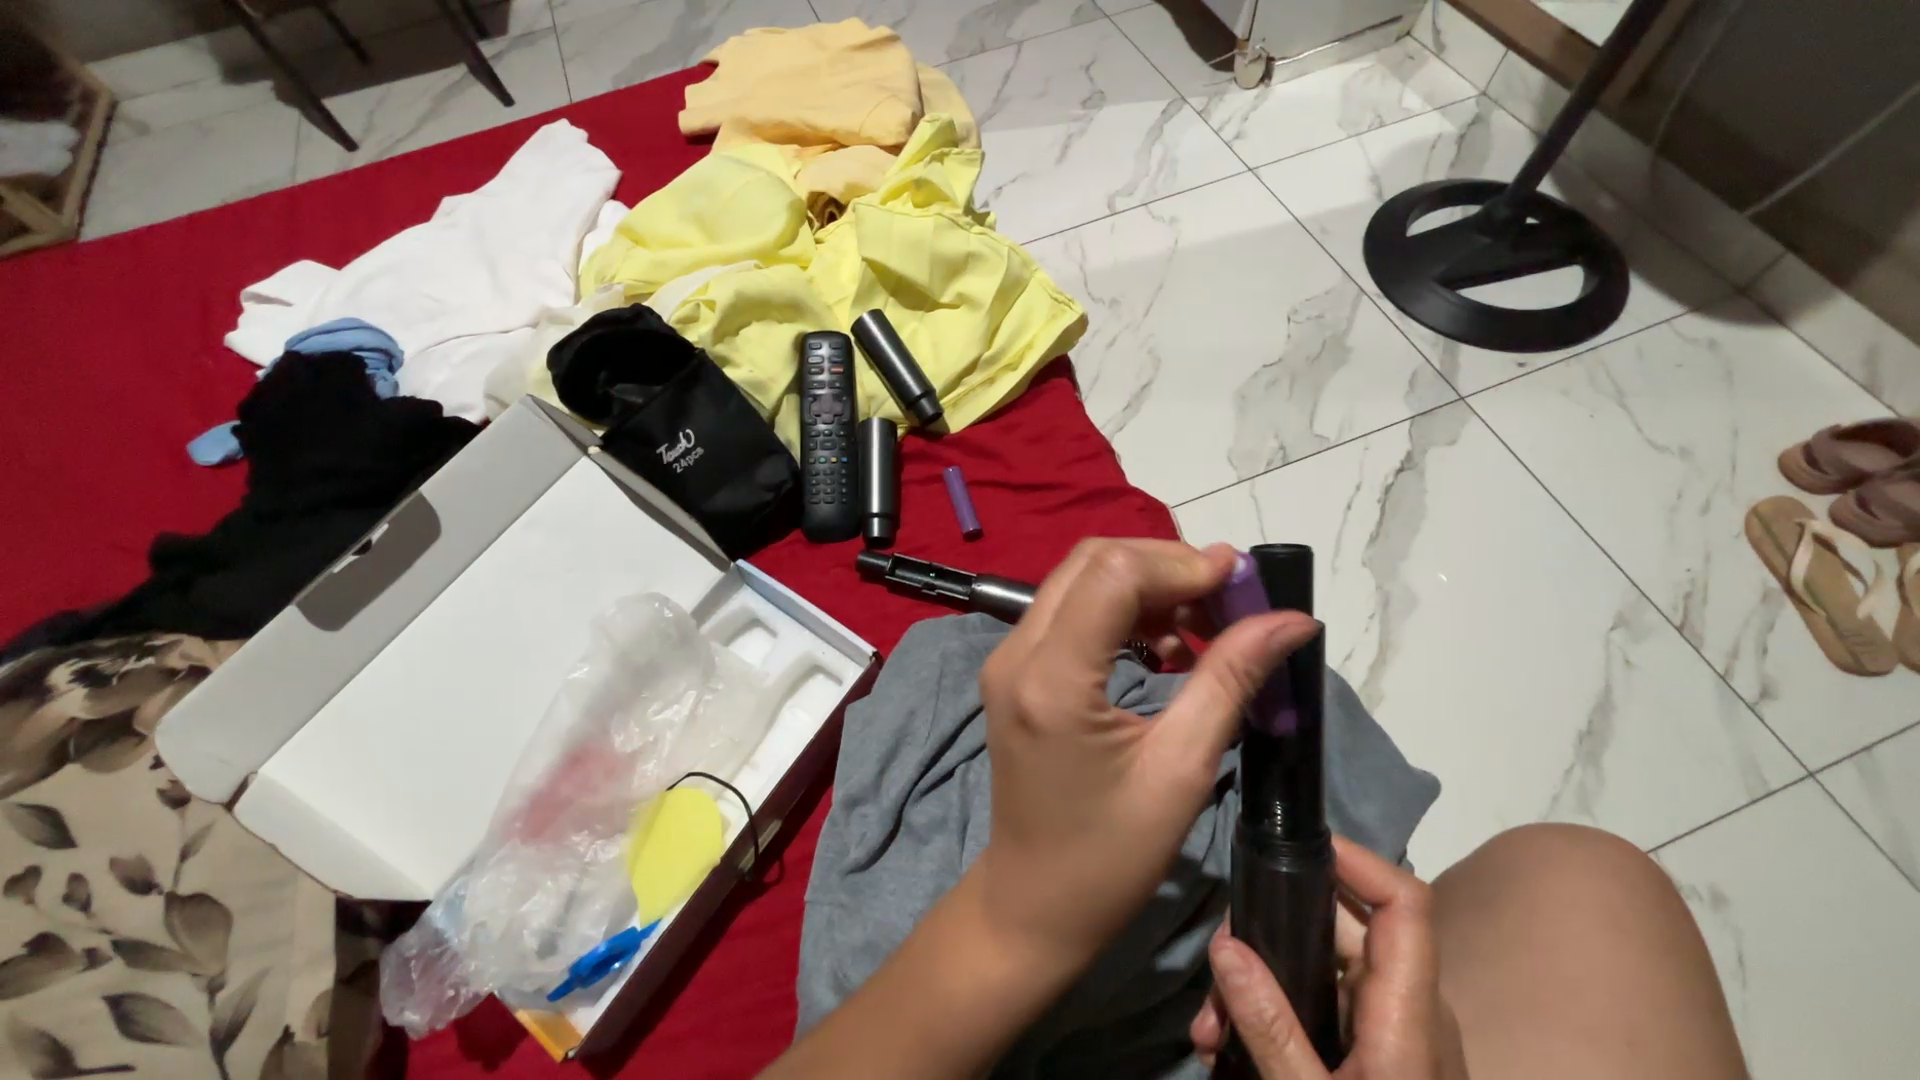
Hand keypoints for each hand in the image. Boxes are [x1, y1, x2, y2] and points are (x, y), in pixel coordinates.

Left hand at [972, 539, 1318, 971]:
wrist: (1035, 902)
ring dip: (1146, 585)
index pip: (1113, 573)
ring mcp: (1008, 659)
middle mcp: (1017, 653)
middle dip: (1167, 566)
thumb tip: (1292, 619)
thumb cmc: (1109, 855)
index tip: (1242, 584)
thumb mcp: (1181, 769)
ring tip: (1206, 625)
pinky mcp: (1015, 671)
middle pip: (1093, 562)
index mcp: (1052, 679)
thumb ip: (1230, 680)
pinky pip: (1070, 611)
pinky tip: (1165, 647)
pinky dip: (1121, 611)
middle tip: (1230, 600)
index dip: (1181, 564)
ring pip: (1080, 580)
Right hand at [1192, 836, 1469, 1078]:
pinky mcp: (1374, 1046)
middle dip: (1267, 937)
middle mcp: (1408, 1006)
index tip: (1297, 847)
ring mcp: (1391, 1026)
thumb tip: (1225, 944)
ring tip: (1209, 1030)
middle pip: (1340, 929)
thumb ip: (1270, 1027)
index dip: (1359, 861)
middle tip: (1214, 968)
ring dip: (1259, 983)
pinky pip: (1321, 1002)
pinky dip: (1274, 1010)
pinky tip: (1229, 1043)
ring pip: (1319, 967)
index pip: (1406, 905)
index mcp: (1409, 1015)